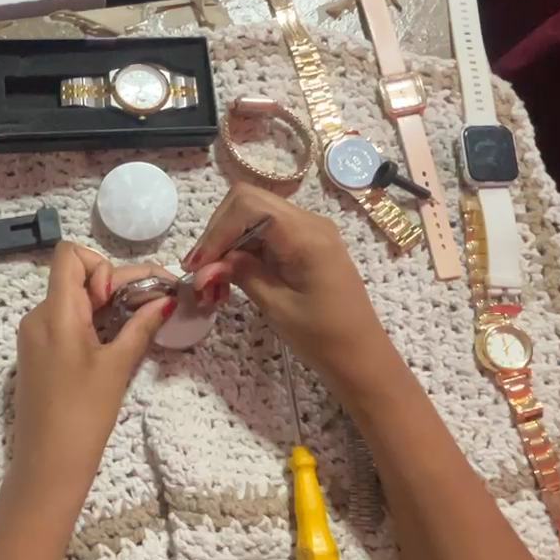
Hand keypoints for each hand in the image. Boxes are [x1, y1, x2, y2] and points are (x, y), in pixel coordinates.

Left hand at [10, 243, 172, 503]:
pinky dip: (93, 323)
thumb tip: (165, 299)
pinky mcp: (38, 354)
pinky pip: (66, 322)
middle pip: (76, 277)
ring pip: (73, 300)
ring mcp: (35, 336)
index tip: (119, 299)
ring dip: (107, 305)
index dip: (101, 266)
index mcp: (54, 312)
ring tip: (140, 323)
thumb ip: (141, 326)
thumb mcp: (117, 367)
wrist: (47, 467)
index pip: (69, 255)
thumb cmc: (83, 416)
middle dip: (116, 285)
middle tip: (154, 303)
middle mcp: (38, 316)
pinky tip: (116, 342)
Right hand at [182, 185, 393, 384]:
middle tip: (200, 273)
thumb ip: (241, 274)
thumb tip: (206, 265)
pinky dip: (242, 251)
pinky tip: (229, 280)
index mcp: (306, 234)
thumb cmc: (323, 337)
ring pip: (252, 217)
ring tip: (211, 284)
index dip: (216, 231)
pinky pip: (265, 234)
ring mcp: (309, 230)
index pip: (247, 205)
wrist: (361, 357)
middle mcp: (309, 222)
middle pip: (247, 203)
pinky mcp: (305, 244)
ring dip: (227, 244)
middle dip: (217, 234)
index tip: (197, 266)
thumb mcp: (277, 306)